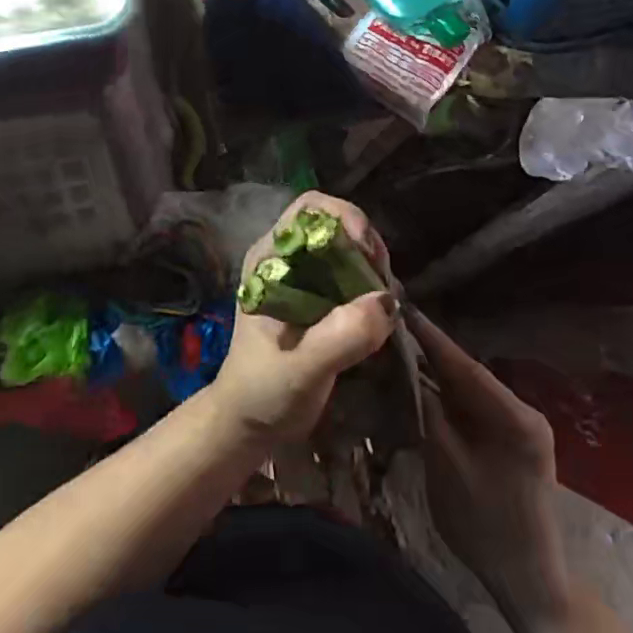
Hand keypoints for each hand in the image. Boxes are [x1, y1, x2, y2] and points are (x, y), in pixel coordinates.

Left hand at [211, 193, 397, 441]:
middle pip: (335, 224)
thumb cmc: (263, 393)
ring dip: (372, 268)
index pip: (309, 210)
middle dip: (366, 245)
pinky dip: (372, 288)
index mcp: (269, 261)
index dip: (344, 220)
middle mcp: (286, 260)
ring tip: (384, 304)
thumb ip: (339, 338)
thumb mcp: (301, 371)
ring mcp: (303, 279)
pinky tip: (379, 316)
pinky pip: (353, 277)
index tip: (368, 257)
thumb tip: (384, 302)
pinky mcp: (320, 301)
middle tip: (384, 286)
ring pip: (348, 249)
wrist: (248, 422)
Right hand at [408, 308, 575, 632]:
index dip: (429, 336)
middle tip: (383, 324)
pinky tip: (411, 382)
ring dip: (430, 371)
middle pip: (464, 372)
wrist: (526, 576)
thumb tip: (402, 370)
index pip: (463, 365)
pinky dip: (439, 394)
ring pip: (464, 388)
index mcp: (514, 417)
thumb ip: (427, 412)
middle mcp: (520, 412)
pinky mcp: (503, 438)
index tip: (398, 306)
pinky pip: (466, 405)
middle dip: (425, 349)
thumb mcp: (447, 465)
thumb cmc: (485, 523)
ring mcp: (514, 425)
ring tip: (389, 346)